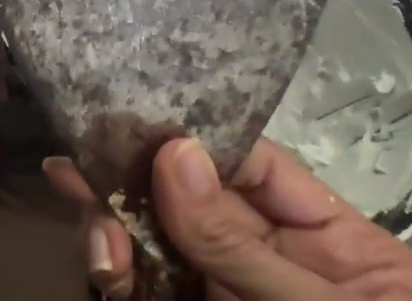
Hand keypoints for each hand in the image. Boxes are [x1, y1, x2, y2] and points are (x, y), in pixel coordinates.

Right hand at [43, 137, 411, 299]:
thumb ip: (242, 244)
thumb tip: (174, 149)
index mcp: (335, 242)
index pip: (251, 163)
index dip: (187, 140)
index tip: (121, 128)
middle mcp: (273, 251)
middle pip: (184, 190)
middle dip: (130, 188)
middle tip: (75, 178)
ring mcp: (227, 284)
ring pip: (151, 228)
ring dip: (112, 230)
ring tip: (104, 258)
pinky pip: (142, 272)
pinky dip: (116, 269)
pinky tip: (104, 274)